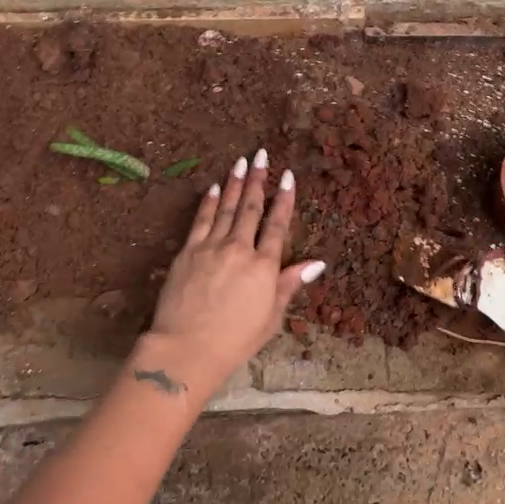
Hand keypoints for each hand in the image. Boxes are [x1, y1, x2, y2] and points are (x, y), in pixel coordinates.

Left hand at [133, 148, 325, 398]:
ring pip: (227, 208)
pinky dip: (209, 202)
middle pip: (252, 208)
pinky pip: (201, 221)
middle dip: (259, 180)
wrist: (187, 348)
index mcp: (264, 267)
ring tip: (241, 162)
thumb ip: (290, 284)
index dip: (284, 198)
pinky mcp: (188, 253)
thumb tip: (317, 263)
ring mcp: (211, 248)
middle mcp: (240, 250)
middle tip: (262, 156)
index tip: (288, 176)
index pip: (278, 224)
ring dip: (236, 184)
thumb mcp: (272, 317)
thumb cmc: (235, 340)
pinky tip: (215, 188)